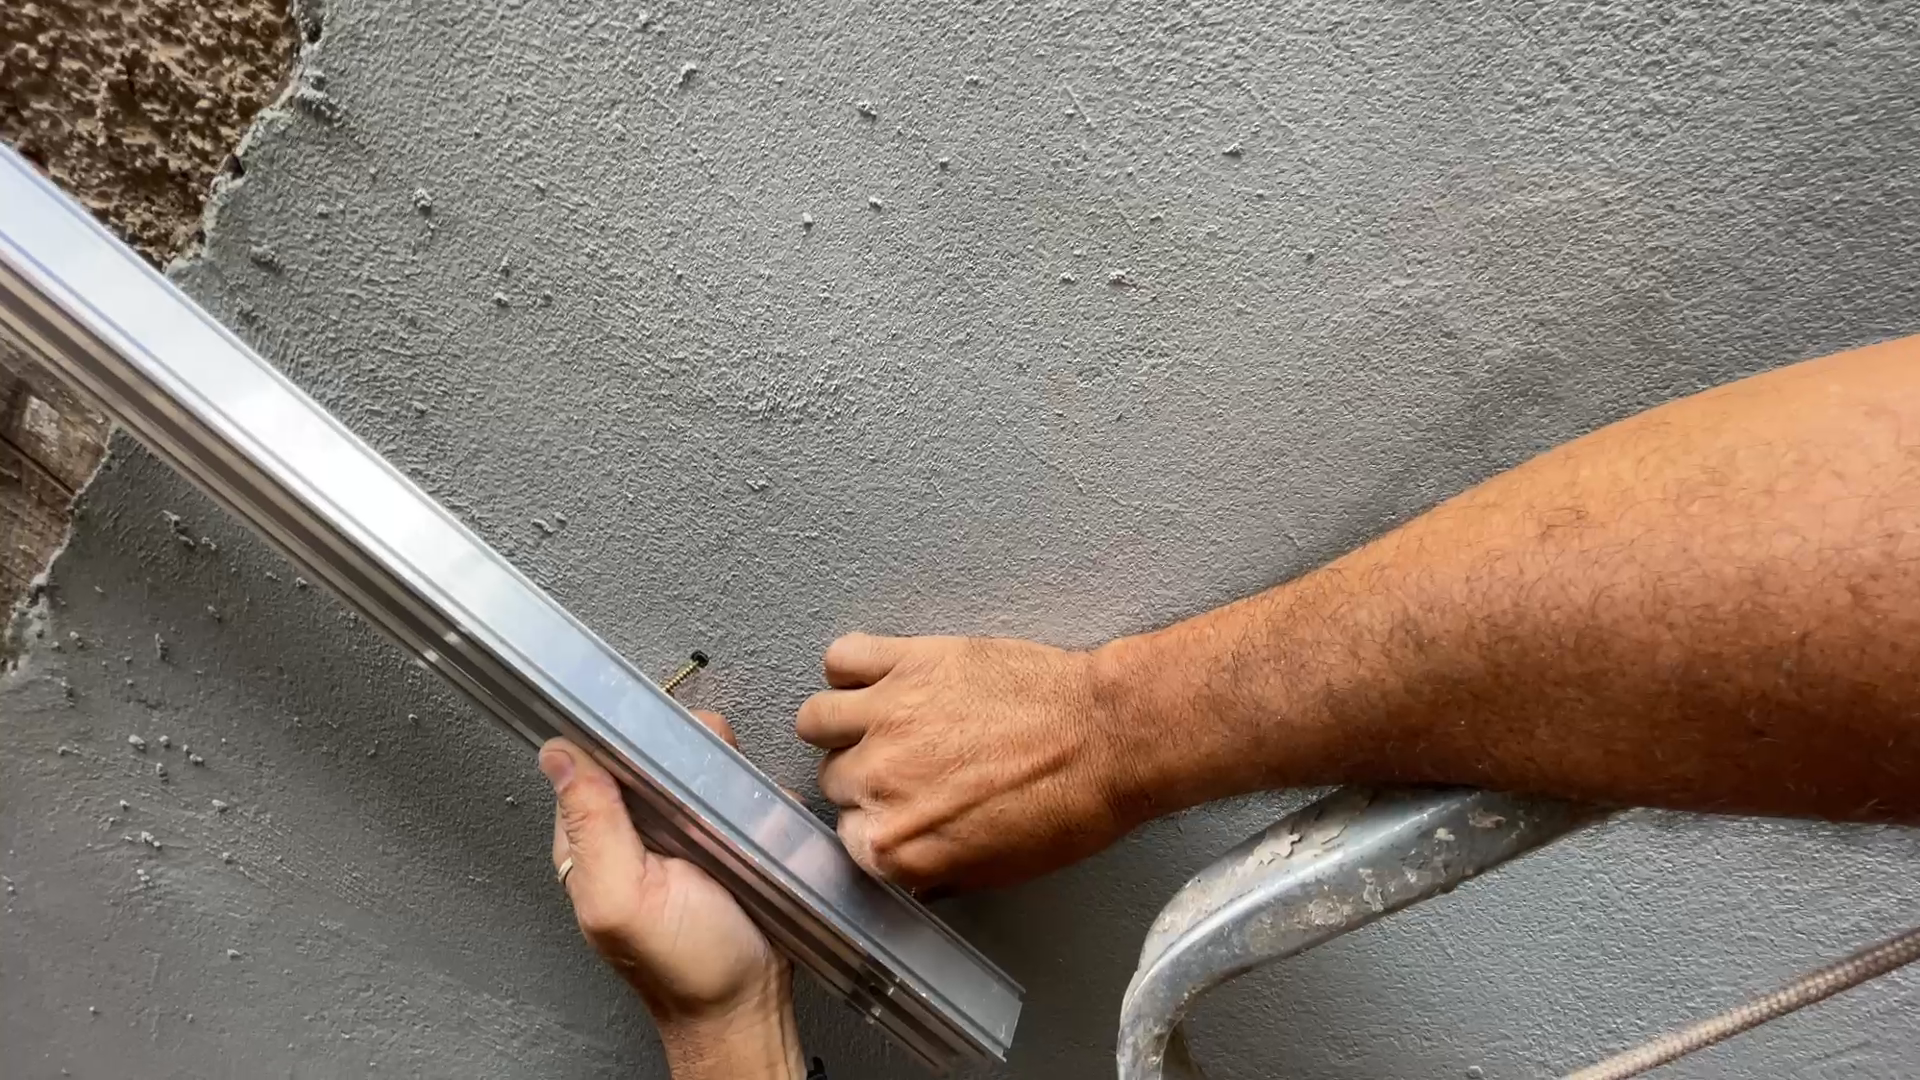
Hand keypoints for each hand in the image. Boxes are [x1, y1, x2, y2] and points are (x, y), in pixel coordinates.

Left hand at [540, 712, 802, 1079]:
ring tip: (739, 814)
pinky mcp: (730, 826)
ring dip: (730, 772)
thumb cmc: (684, 967)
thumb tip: (559, 755)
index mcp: (596, 836)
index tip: (659, 739)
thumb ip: (591, 826)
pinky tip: (760, 819)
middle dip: (693, 752)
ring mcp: (688, 822)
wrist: (748, 1001)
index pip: (596, 755)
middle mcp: (639, 823)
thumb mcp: (623, 900)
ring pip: (706, 759)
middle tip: (709, 796)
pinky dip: (756, 792)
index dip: (626, 734)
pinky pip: (743, 785)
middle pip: (658, 747)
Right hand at [795, 633, 1151, 890]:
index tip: (892, 806)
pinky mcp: (909, 662)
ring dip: (839, 722)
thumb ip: (930, 870)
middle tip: (899, 761)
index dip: (874, 820)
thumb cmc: (1068, 805)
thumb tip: (904, 860)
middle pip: (833, 778)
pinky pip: (843, 656)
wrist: (1106, 737)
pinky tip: (877, 673)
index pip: (847, 837)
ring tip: (872, 717)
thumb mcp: (997, 870)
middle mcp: (879, 782)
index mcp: (896, 845)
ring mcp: (889, 716)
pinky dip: (852, 665)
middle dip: (863, 774)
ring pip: (815, 718)